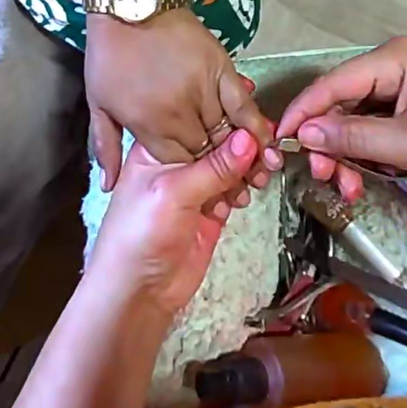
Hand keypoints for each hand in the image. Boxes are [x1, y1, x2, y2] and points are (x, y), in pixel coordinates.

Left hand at [85, 10, 276, 190]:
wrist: (131, 5)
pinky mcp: (221, 70)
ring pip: (227, 134)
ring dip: (241, 155)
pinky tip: (266, 142)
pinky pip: (243, 105)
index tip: (206, 190)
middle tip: (237, 190)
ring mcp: (202, 91)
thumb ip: (106, 147)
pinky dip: (254, 125)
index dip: (194, 180)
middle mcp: (178, 113)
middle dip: (222, 174)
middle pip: (206, 154)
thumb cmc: (110, 55)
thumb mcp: (98, 103)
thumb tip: (108, 185)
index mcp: (148, 125)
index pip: (179, 164)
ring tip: (256, 172)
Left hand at [87, 129, 262, 316]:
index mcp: (158, 143)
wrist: (137, 292)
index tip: (258, 119)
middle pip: (219, 139)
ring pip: (231, 164)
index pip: (198, 117)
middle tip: (269, 150)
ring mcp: (195, 184)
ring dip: (249, 167)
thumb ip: (214, 166)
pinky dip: (244, 188)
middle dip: (245, 143)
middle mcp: (178, 159)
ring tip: (262, 174)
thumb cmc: (140, 233)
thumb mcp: (174, 192)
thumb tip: (250, 137)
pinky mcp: (210, 208)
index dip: (229, 116)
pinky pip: (234, 188)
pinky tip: (249, 193)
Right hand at [276, 36, 406, 198]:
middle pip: (342, 102)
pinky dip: (365, 153)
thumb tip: (303, 134)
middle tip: (322, 177)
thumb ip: (353, 136)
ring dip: (346, 153)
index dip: (304, 112)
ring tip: (348, 187)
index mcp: (394, 58)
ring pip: (355, 119)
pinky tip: (365, 178)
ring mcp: (403, 85)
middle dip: (329, 141)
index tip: (279, 141)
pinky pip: (373, 127)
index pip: (333, 82)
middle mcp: (394, 64)